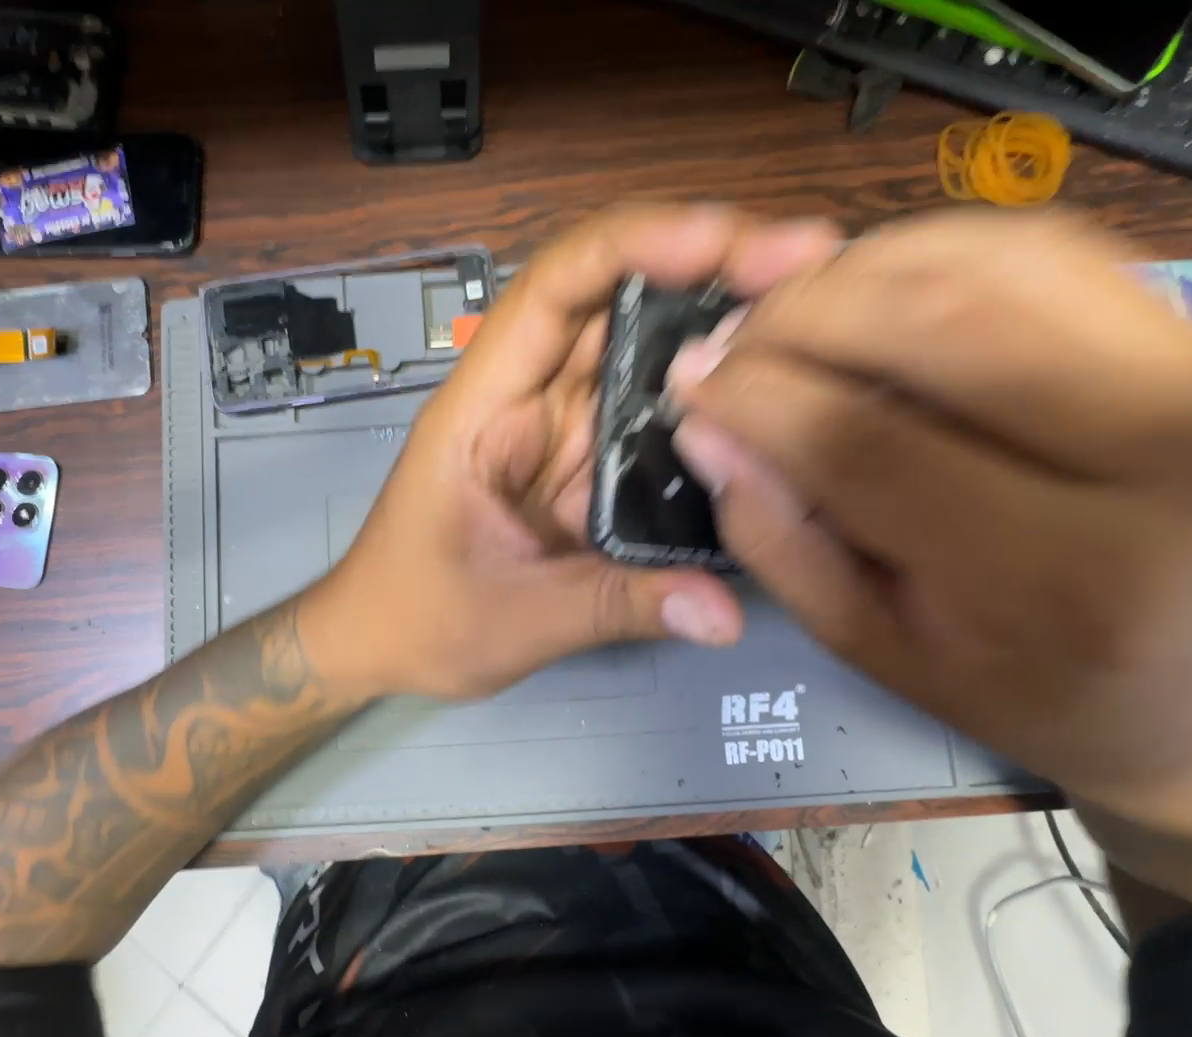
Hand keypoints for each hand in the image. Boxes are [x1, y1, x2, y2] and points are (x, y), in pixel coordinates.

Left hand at [301, 205, 840, 701]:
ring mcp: (554, 429)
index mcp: (483, 410)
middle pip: (609, 302)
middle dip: (705, 267)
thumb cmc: (416, 617)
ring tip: (812, 308)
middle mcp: (523, 400)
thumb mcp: (514, 618)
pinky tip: (767, 390)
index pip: (551, 289)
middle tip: (812, 262)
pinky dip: (702, 395)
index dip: (634, 245)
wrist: (379, 641)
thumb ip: (615, 605)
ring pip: (635, 351)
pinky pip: (645, 413)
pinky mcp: (578, 463)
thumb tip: (726, 614)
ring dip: (712, 323)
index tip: (726, 239)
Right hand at [666, 209, 1191, 833]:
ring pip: (993, 257)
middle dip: (801, 314)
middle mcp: (1164, 449)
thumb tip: (706, 426)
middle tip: (732, 337)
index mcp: (1063, 572)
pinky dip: (932, 253)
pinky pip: (1043, 247)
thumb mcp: (866, 644)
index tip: (690, 380)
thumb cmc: (1015, 688)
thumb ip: (777, 538)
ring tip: (790, 315)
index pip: (869, 443)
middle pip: (940, 322)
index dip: (758, 398)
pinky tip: (873, 293)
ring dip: (861, 270)